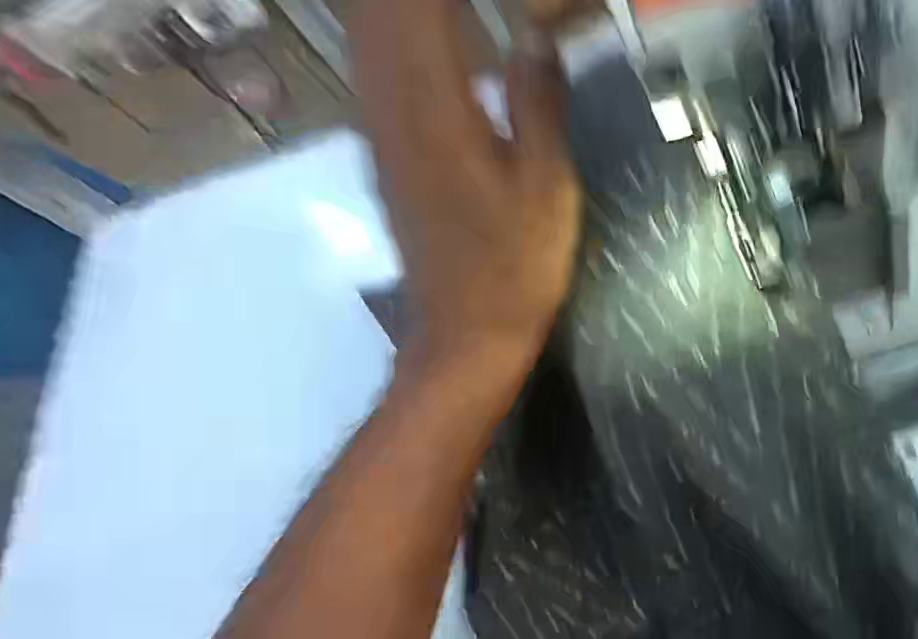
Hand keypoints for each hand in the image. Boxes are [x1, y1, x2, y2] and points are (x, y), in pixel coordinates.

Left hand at [349, 0, 582, 391]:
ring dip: (406, 12)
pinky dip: (398, 33)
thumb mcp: (549, 190)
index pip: (422, 1)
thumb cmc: (518, 266)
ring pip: (367, 24)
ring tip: (461, 19)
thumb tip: (536, 35)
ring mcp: (377, 119)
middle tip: (484, 9)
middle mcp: (388, 94)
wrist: (466, 327)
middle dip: (422, 0)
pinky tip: (438, 45)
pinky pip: (373, 58)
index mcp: (434, 99)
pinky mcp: (382, 144)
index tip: (516, 3)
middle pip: (382, 6)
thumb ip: (539, 107)